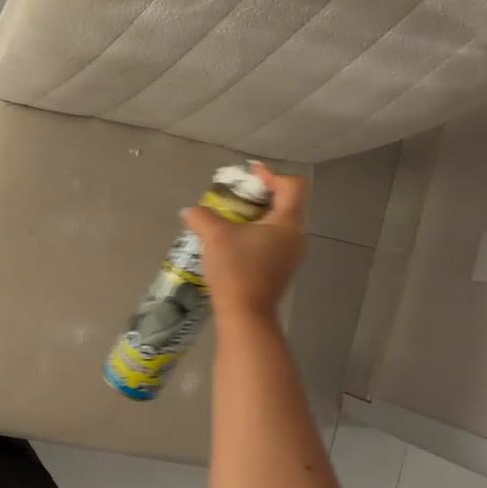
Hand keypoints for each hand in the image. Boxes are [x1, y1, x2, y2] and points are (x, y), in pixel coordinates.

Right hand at [182, 162, 307, 324]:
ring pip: (279, 223)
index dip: (272, 174)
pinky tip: (234, 241)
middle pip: (286, 203)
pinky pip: (273, 240)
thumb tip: (190, 211)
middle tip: (236, 195)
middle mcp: (296, 236)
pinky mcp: (281, 269)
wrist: (246, 313)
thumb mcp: (216, 237)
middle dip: (261, 194)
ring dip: (257, 215)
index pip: (292, 185)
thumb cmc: (237, 270)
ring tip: (231, 217)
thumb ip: (202, 217)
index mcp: (288, 222)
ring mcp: (291, 255)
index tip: (249, 175)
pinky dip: (257, 233)